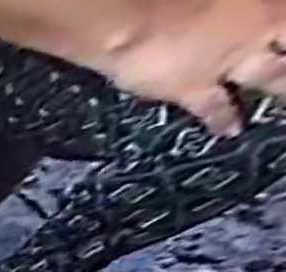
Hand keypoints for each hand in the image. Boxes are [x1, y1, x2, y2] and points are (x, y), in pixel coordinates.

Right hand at [0, 0, 285, 133]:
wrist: (129, 22)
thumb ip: (232, 3)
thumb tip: (209, 8)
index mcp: (272, 0)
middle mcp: (264, 28)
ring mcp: (231, 58)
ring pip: (276, 76)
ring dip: (282, 87)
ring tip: (283, 104)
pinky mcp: (190, 86)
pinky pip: (213, 105)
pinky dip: (223, 118)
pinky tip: (231, 130)